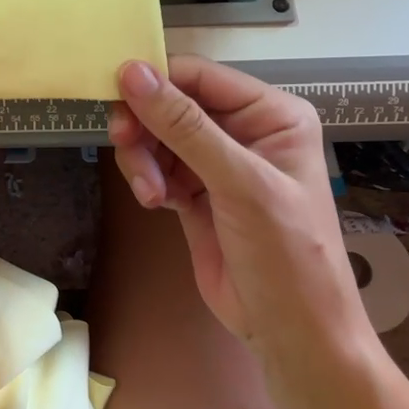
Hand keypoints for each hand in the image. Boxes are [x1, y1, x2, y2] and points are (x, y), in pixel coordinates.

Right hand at [110, 55, 370, 356]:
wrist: (293, 337)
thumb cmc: (286, 255)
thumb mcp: (239, 184)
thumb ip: (183, 125)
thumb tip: (131, 71)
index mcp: (271, 115)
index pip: (199, 77)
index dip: (156, 81)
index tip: (115, 95)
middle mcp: (244, 131)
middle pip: (171, 104)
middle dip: (145, 125)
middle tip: (123, 143)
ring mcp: (218, 163)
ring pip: (157, 136)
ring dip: (143, 158)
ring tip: (149, 191)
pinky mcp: (195, 193)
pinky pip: (156, 166)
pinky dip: (147, 179)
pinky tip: (154, 202)